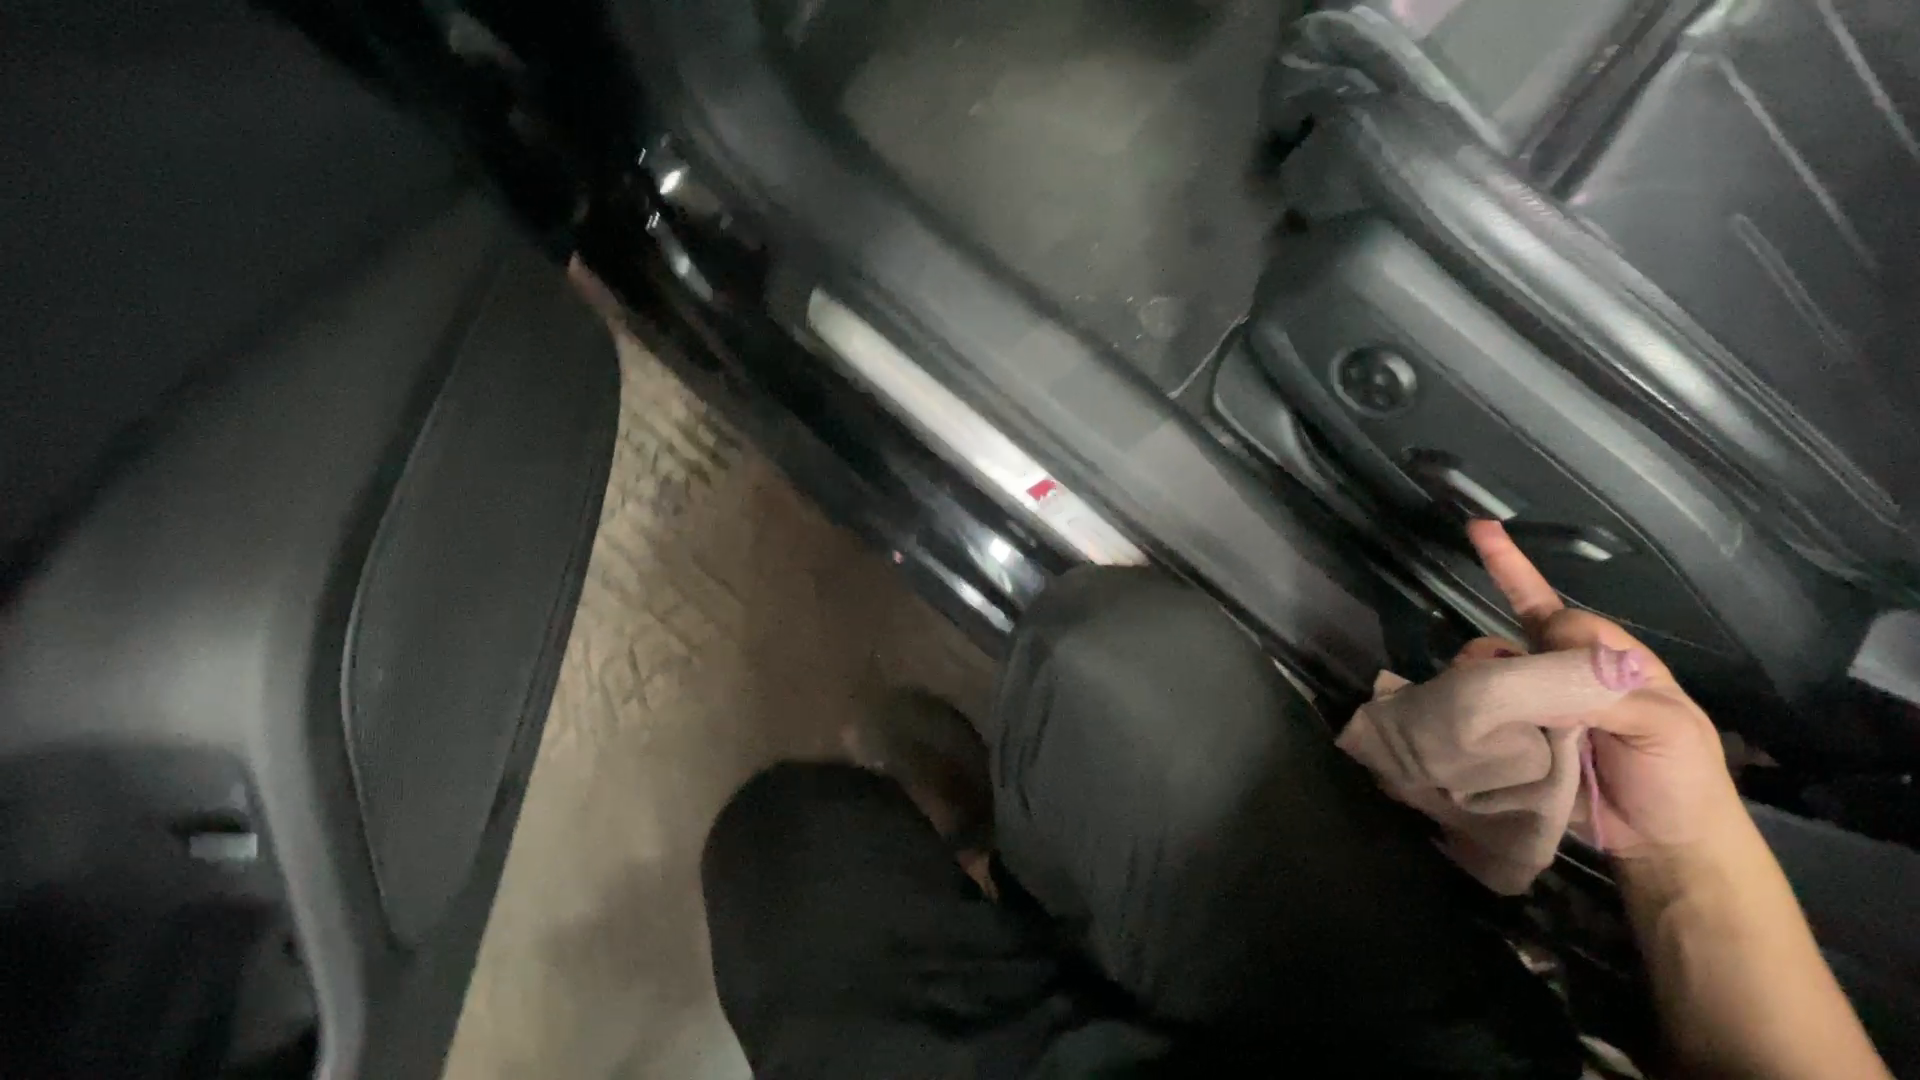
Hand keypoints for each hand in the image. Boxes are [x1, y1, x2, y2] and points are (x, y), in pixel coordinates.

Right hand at [1466, 521, 1750, 860]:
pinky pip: (1479, 716)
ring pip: (1485, 679)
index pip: (1552, 611)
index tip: (1479, 530)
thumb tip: (1534, 663)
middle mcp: (1561, 678)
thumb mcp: (1665, 725)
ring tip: (1476, 721)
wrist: (1664, 846)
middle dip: (1485, 657)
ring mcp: (1535, 711)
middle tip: (1479, 683)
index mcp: (1605, 661)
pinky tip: (1452, 726)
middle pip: (1505, 642)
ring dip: (1473, 691)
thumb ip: (1606, 687)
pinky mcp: (1514, 743)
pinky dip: (1463, 716)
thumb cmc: (1679, 777)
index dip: (1513, 571)